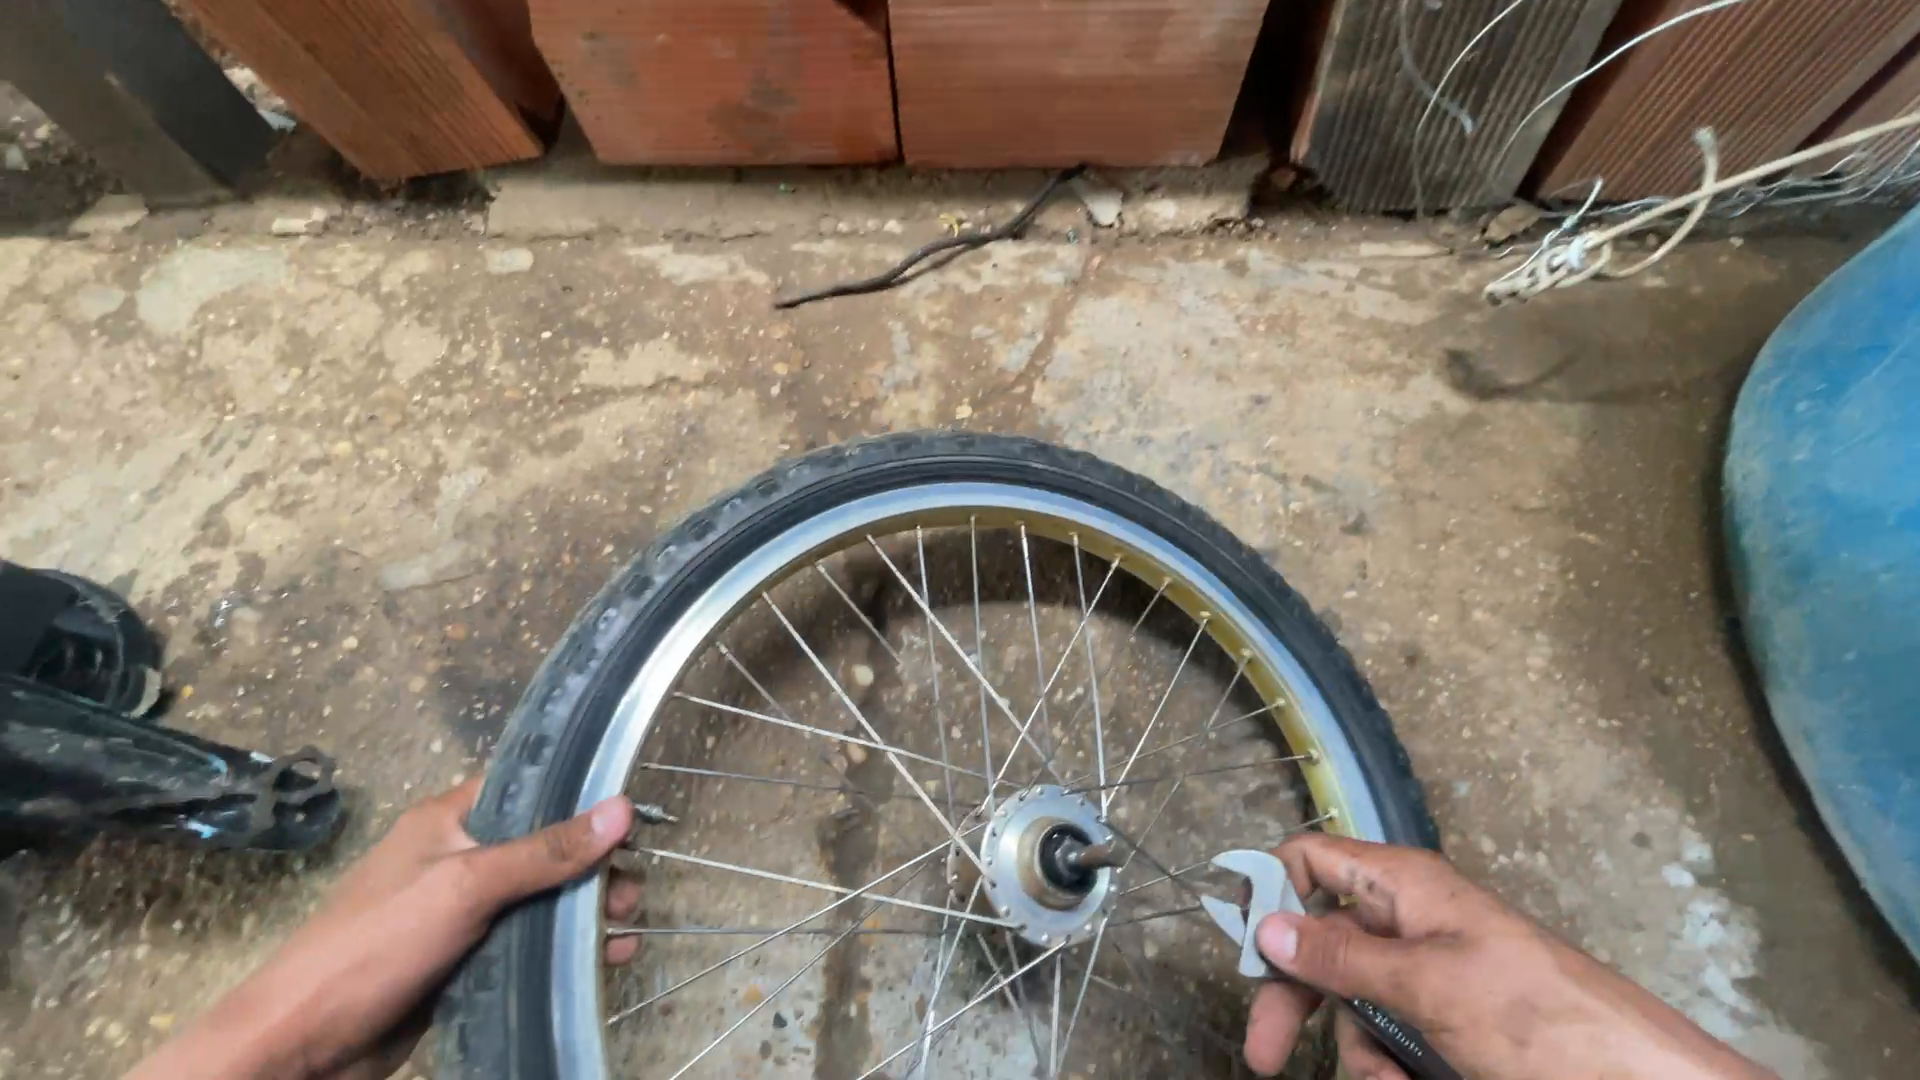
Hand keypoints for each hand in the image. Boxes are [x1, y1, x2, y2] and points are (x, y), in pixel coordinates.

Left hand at [131, 779, 639, 1079]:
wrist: (296, 1052)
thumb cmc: (376, 945)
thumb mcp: (467, 887)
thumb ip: (547, 851)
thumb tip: (624, 807)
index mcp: (453, 819)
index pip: (530, 784)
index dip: (582, 791)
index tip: (630, 811)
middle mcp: (464, 855)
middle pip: (549, 844)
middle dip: (596, 864)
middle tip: (627, 891)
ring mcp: (466, 908)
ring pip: (547, 894)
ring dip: (590, 907)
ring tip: (623, 927)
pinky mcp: (471, 954)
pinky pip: (534, 937)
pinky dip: (571, 944)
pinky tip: (607, 956)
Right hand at [1242, 834, 1770, 1079]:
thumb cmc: (1539, 1020)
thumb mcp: (1430, 985)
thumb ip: (1341, 955)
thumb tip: (1263, 924)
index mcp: (1401, 886)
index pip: (1311, 859)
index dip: (1271, 888)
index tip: (1243, 942)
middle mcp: (1405, 920)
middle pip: (1320, 940)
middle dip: (1294, 996)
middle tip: (1264, 1054)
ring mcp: (1427, 975)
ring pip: (1353, 1000)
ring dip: (1357, 1050)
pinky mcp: (1448, 1025)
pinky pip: (1391, 1036)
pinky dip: (1387, 1067)